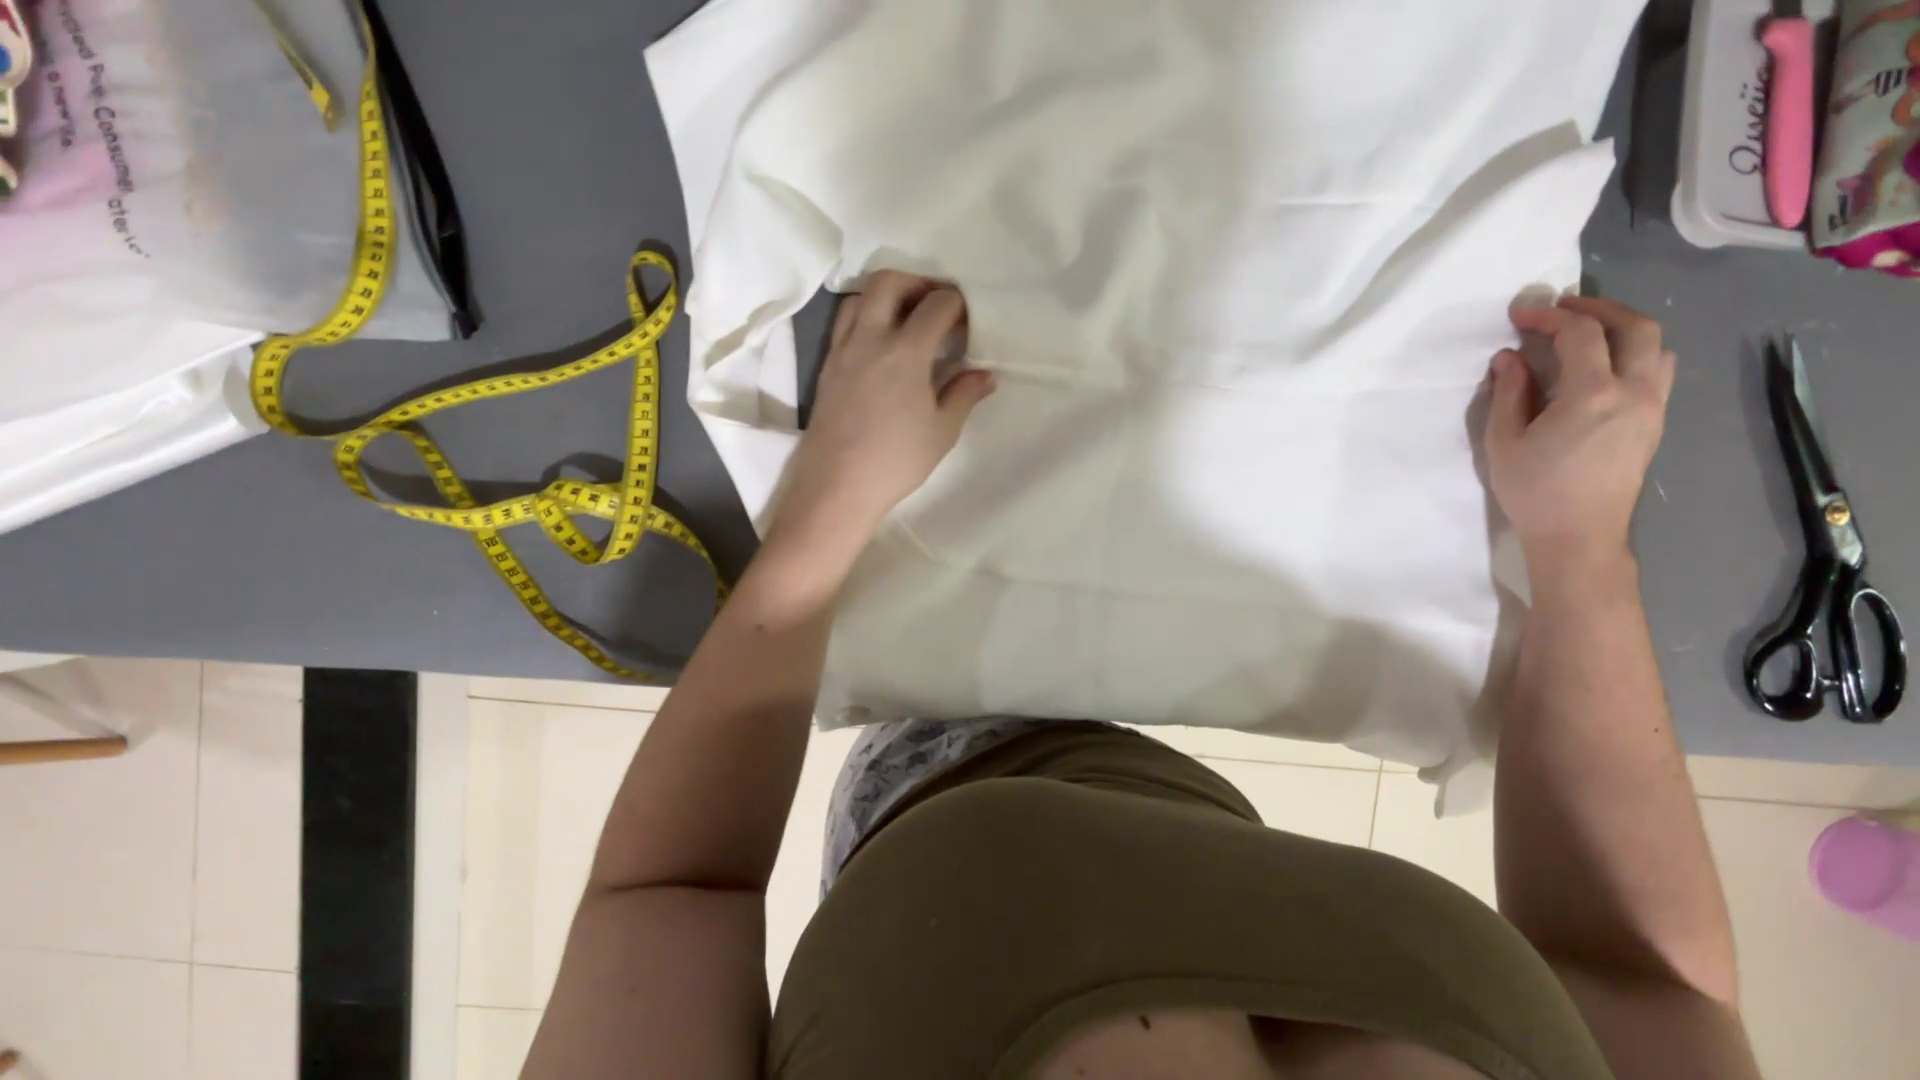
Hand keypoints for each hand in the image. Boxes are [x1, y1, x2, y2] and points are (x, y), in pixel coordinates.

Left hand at [772, 271, 996, 551]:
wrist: (836, 487)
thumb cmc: (895, 462)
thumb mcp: (941, 432)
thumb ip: (963, 395)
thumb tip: (985, 375)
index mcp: (905, 353)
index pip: (936, 305)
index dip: (958, 304)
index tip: (968, 320)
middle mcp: (869, 339)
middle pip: (889, 282)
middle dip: (917, 283)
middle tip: (936, 306)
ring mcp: (842, 351)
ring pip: (859, 297)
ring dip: (886, 296)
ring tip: (906, 319)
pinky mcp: (826, 366)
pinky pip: (844, 323)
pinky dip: (865, 317)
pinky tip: (881, 344)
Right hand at [1484, 295, 1676, 573]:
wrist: (1579, 537)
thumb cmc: (1535, 492)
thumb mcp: (1504, 442)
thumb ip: (1509, 393)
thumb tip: (1510, 358)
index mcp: (1592, 393)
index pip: (1579, 333)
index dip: (1549, 316)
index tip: (1520, 316)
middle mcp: (1634, 391)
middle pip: (1634, 327)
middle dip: (1597, 308)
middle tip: (1563, 309)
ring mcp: (1653, 407)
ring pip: (1656, 346)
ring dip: (1623, 329)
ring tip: (1589, 333)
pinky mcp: (1656, 422)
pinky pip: (1657, 371)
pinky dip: (1634, 353)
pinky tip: (1603, 366)